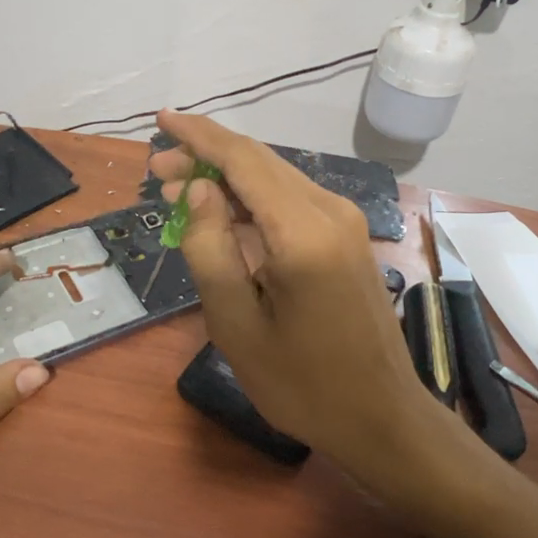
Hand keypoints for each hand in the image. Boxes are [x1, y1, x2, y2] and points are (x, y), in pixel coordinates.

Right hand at [149, 112, 434, 470]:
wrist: (380, 417)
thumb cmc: (301, 383)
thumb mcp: (236, 325)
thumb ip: (211, 250)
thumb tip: (198, 189)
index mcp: (303, 232)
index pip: (243, 161)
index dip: (198, 136)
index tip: (160, 121)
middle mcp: (330, 213)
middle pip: (260, 163)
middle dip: (206, 157)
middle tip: (158, 172)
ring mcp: (345, 224)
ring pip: (277, 180)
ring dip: (228, 178)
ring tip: (178, 190)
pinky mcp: (347, 240)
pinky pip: (292, 202)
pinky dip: (253, 200)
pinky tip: (223, 215)